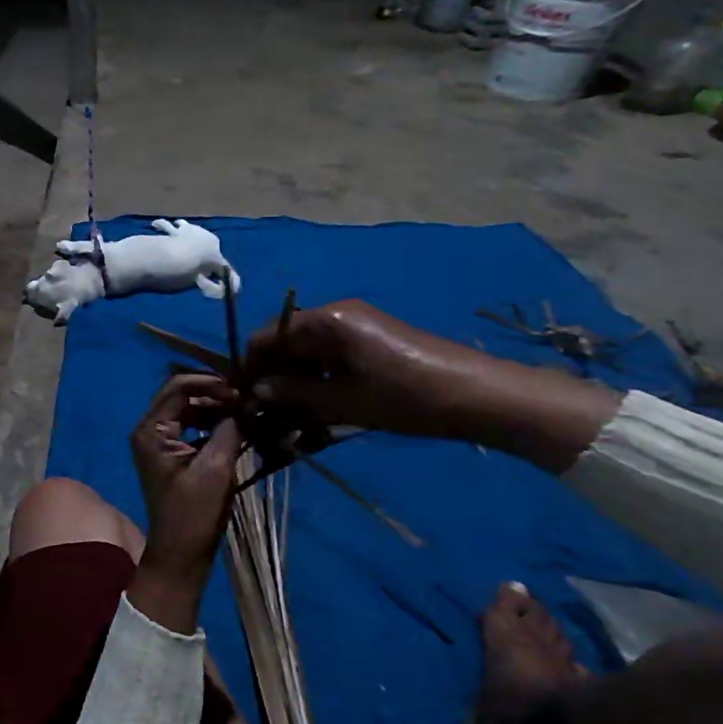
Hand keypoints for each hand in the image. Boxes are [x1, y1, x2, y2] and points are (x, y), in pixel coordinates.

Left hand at [126, 374, 239, 632]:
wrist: (181, 554)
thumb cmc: (194, 513)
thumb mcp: (216, 468)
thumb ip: (228, 429)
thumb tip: (244, 405)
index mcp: (150, 429)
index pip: (177, 387)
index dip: (209, 383)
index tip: (240, 390)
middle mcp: (149, 429)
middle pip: (181, 396)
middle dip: (214, 394)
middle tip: (247, 399)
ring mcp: (158, 442)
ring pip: (188, 410)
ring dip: (215, 408)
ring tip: (246, 412)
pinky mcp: (171, 454)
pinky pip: (191, 427)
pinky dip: (212, 424)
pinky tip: (237, 427)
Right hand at [244, 299, 621, 471]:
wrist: (481, 395)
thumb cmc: (406, 397)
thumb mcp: (344, 401)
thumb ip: (294, 394)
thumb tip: (256, 391)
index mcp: (326, 320)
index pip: (270, 334)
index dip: (252, 363)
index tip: (242, 394)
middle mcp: (338, 312)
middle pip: (289, 339)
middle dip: (273, 372)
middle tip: (265, 407)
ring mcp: (359, 323)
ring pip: (310, 348)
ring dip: (296, 376)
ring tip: (291, 411)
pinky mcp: (375, 337)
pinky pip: (332, 352)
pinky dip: (320, 375)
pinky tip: (321, 402)